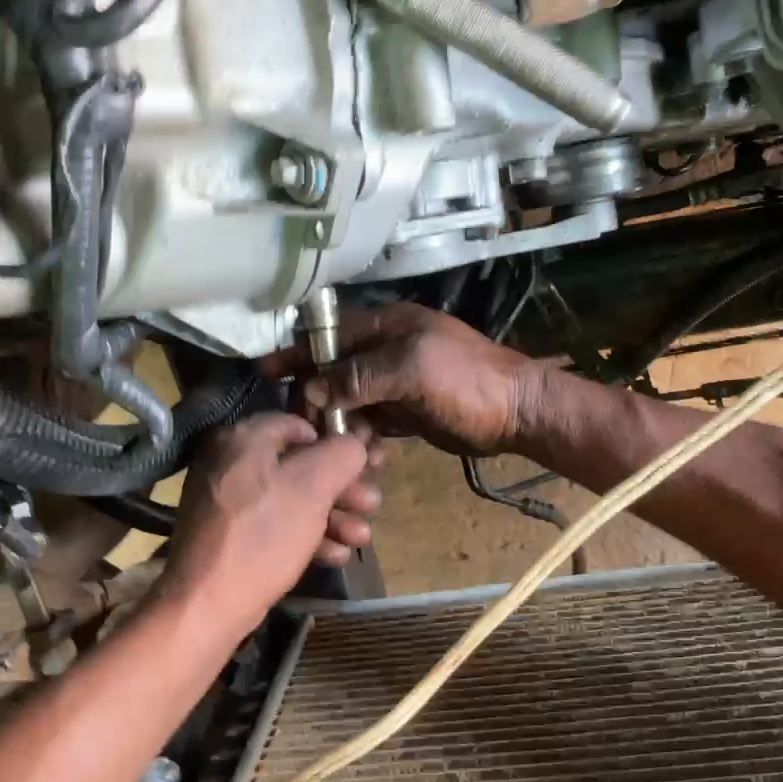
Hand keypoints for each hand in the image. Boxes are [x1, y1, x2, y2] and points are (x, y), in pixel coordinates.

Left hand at [157, 413, 374, 632]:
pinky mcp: (229, 535)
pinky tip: (336, 555)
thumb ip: (341, 454)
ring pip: (291, 499)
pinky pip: (274, 524)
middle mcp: (230, 462)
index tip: (367, 464)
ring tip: (361, 536)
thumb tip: (354, 443)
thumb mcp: (313, 487)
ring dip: (331, 515)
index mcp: (243, 438)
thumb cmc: (263, 535)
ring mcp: (227, 501)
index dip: (338, 442)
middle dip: (342, 488)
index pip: (300, 424)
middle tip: (372, 503)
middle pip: (300, 466)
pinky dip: (306, 535)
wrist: (206, 605)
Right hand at [263, 302, 542, 455]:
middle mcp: (385, 350)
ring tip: (327, 447)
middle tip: (299, 427)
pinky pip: (368, 420)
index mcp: (387, 327)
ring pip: (347, 399)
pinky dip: (358, 436)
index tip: (264, 372)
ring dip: (335, 421)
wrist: (518, 412)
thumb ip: (360, 376)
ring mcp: (395, 382)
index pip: (329, 335)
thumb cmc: (467, 381)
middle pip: (333, 370)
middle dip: (313, 396)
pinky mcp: (404, 411)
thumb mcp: (413, 369)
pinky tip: (356, 454)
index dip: (297, 352)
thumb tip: (310, 390)